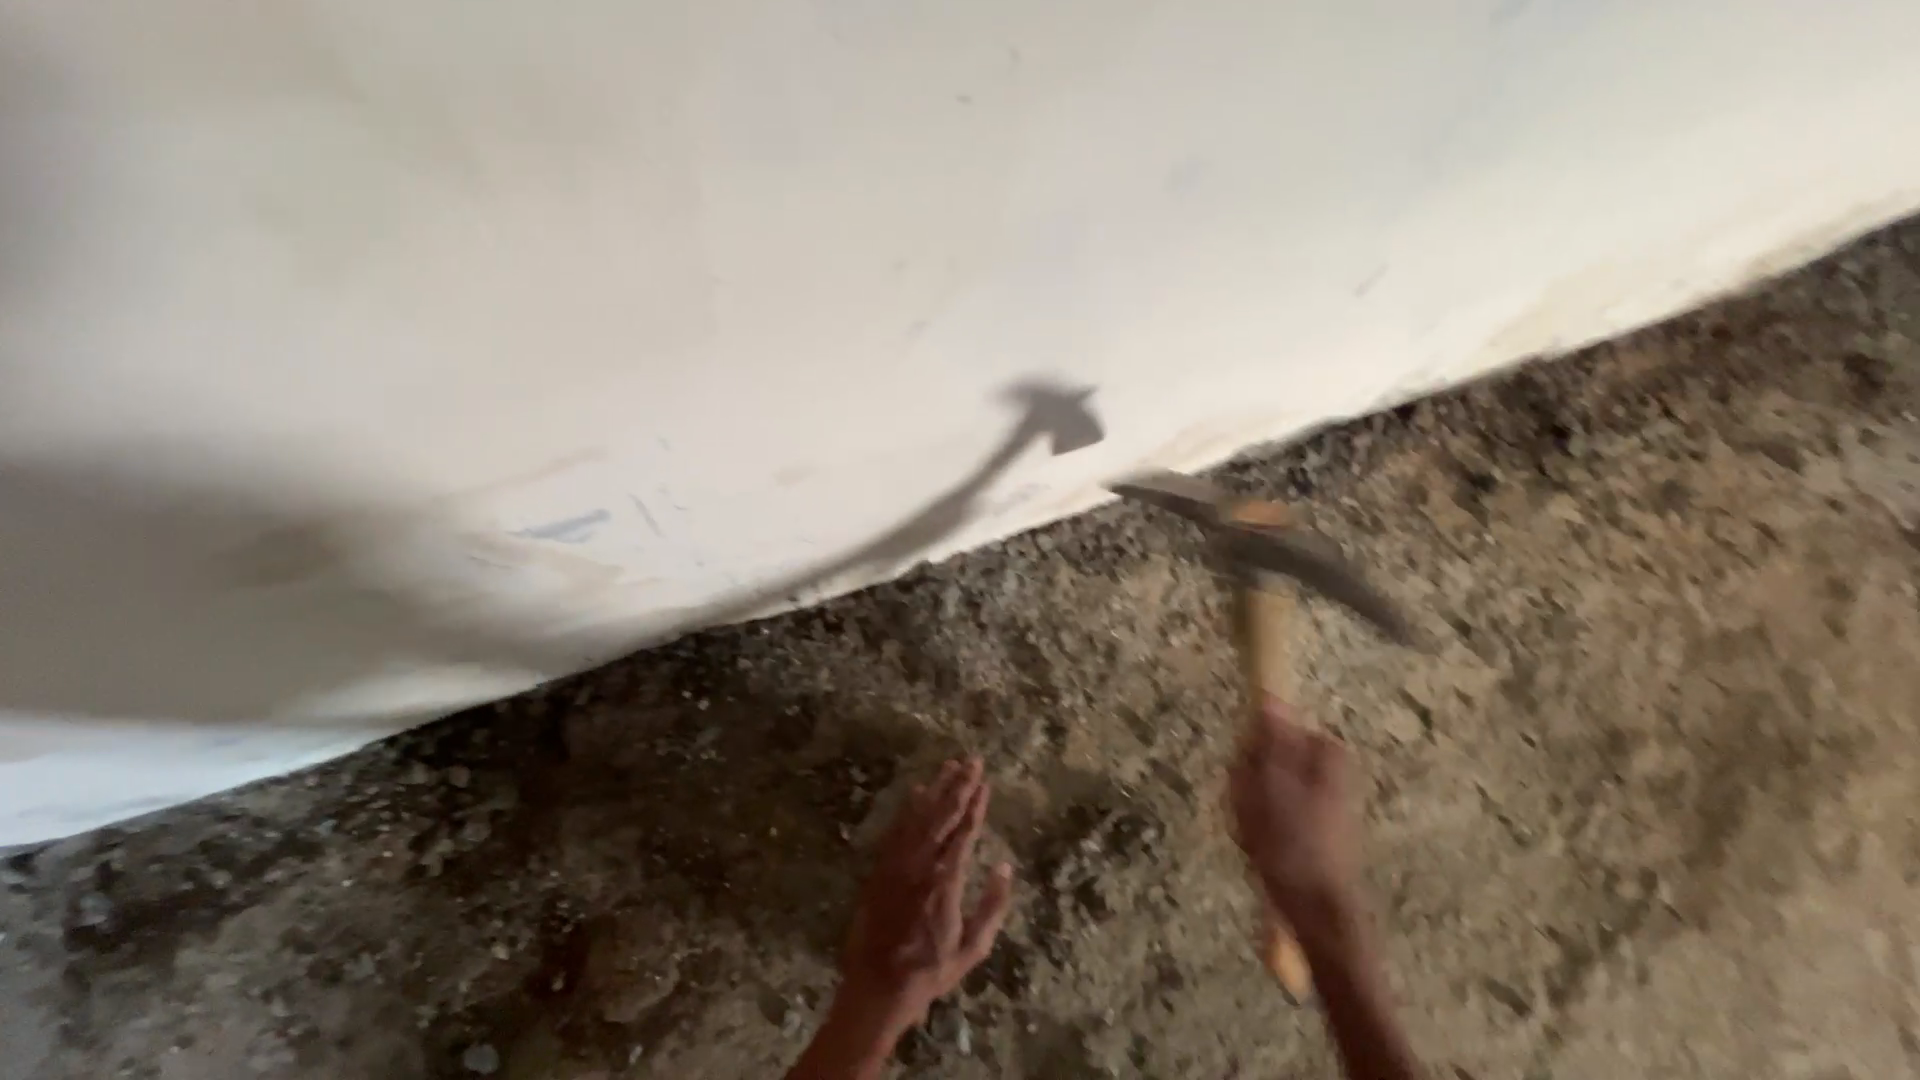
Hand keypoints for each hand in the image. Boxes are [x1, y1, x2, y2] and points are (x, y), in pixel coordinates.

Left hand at [838, 757, 1013, 1031]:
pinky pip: (896, 830)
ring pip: (919, 816)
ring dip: (936, 788)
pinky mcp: (880, 869)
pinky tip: (916, 792)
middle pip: (943, 815)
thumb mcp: (972, 948)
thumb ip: (992, 906)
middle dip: (959, 785)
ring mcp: (897, 864)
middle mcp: (921, 865)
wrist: (877, 985)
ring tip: (949, 765)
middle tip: (972, 760)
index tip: (985, 781)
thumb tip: (1005, 868)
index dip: (976, 804)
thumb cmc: (929, 971)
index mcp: (947, 882)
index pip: (965, 832)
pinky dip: (907, 808)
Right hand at [1229, 699, 1358, 929]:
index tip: (1244, 776)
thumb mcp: (1272, 783)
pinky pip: (1270, 813)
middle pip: (1267, 757)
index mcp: (1325, 753)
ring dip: (1249, 808)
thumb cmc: (1293, 843)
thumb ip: (1271, 739)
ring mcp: (1319, 801)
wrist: (1317, 910)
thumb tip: (1269, 696)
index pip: (1271, 729)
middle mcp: (1327, 771)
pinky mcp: (1310, 827)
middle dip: (1248, 783)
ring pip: (1264, 786)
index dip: (1250, 751)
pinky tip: (1259, 848)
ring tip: (1253, 835)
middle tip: (1247, 811)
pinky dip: (1258, 827)